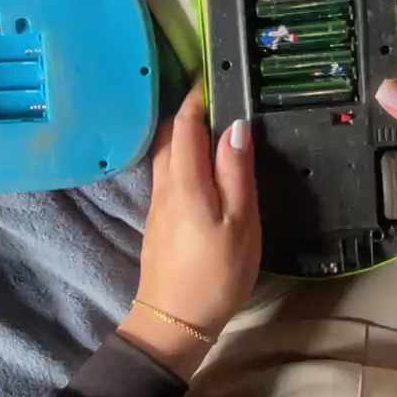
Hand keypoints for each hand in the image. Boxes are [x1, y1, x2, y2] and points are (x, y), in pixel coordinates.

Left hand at [119, 86, 260, 378]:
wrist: (174, 320)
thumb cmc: (215, 273)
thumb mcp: (239, 222)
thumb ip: (236, 173)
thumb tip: (236, 126)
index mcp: (185, 181)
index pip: (185, 125)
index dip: (196, 97)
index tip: (213, 76)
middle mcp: (164, 185)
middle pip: (169, 136)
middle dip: (187, 111)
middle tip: (214, 95)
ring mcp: (157, 204)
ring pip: (165, 155)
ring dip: (183, 133)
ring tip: (211, 124)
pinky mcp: (158, 220)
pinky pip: (167, 173)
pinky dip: (181, 155)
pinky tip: (199, 163)